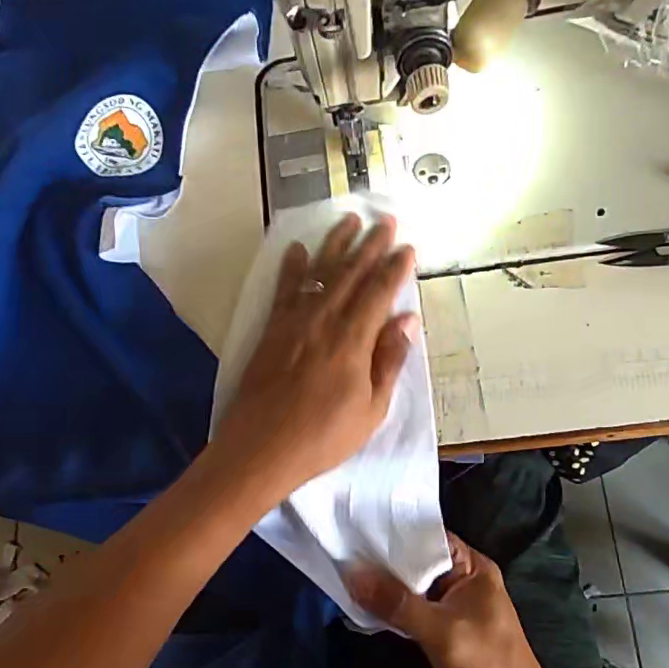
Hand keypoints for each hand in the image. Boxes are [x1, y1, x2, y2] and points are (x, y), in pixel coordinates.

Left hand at [212, 213, 418, 490]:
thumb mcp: (371, 409)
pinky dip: (291, 268)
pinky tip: (297, 250)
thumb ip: (389, 361)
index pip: (379, 293)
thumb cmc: (323, 437)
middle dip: (370, 244)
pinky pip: (283, 290)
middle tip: (385, 219)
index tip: (408, 247)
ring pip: (318, 273)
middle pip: (350, 273)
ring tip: (348, 220)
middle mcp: (323, 321)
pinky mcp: (271, 331)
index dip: (395, 268)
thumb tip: (407, 320)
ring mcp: (293, 323)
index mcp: (352, 341)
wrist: (261, 448)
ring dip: (335, 244)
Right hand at [346, 533, 559, 667]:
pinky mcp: (443, 627)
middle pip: (416, 560)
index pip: (427, 536)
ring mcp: (452, 604)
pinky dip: (391, 607)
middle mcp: (462, 579)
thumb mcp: (441, 632)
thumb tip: (352, 574)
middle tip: (342, 552)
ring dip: (384, 585)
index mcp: (472, 567)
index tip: (356, 529)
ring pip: (411, 585)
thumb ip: (397, 602)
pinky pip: (411, 607)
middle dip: (383, 560)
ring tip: (344, 574)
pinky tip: (362, 604)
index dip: (394, 532)